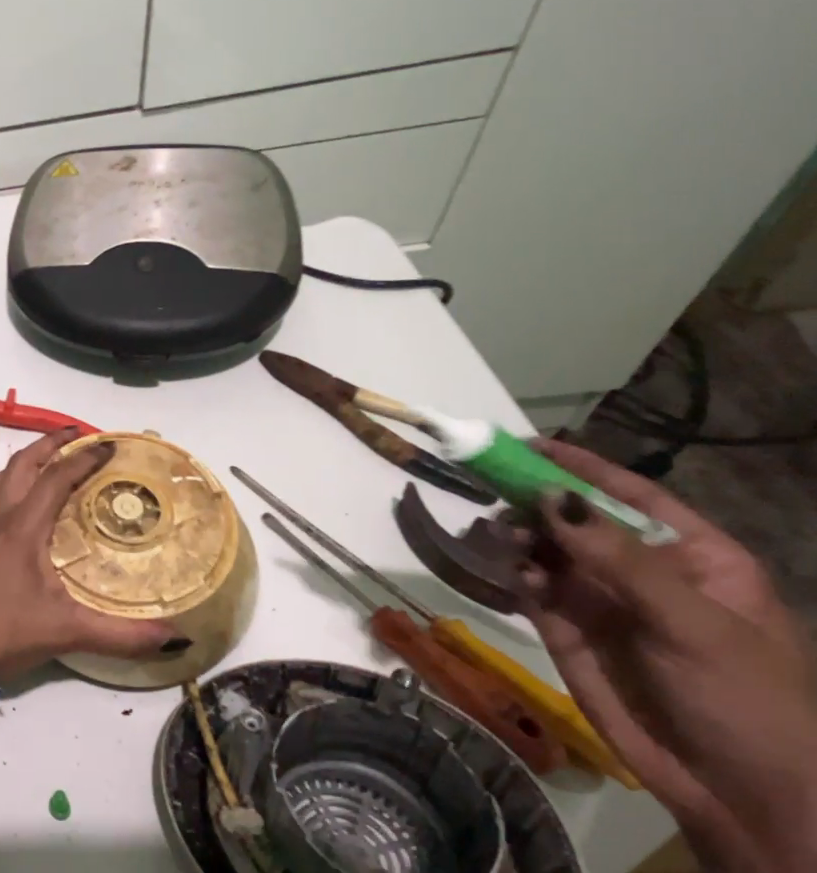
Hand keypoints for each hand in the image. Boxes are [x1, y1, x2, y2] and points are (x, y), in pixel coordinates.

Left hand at [0, 429, 176, 688]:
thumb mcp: (67, 633)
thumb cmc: (2, 635)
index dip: (83, 458)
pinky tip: (31, 507)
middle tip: (77, 434)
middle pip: (21, 465)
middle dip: (49, 444)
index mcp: (21, 528)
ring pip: (2, 479)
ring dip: (29, 462)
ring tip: (55, 459)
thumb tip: (177, 639)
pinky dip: (16, 486)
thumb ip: (122, 635)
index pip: (54, 478)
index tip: (110, 446)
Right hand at [521, 440, 816, 866]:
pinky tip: (519, 577)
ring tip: (506, 539)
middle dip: (537, 503)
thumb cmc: (744, 699)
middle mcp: (642, 571)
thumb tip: (549, 496)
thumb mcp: (691, 624)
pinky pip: (532, 588)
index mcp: (694, 558)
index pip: (631, 497)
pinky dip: (517, 576)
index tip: (525, 445)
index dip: (580, 468)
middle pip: (577, 519)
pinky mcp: (567, 630)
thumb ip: (618, 558)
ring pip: (547, 550)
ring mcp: (602, 601)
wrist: (740, 793)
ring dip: (522, 538)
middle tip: (495, 490)